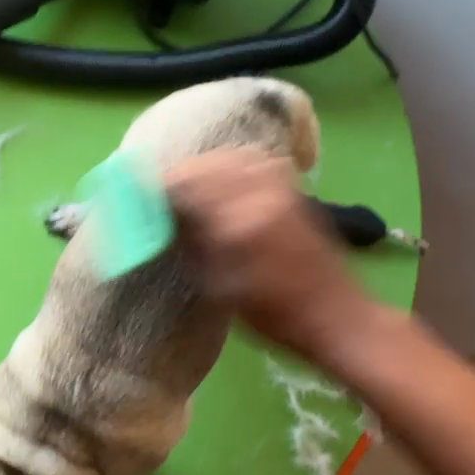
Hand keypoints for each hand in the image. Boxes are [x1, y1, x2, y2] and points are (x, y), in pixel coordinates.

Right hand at [162, 147, 387, 367]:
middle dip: (179, 174)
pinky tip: (225, 183)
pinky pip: (258, 162)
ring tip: (190, 187)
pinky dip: (234, 165)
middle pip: (208, 165)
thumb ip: (191, 245)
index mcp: (236, 223)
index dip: (157, 186)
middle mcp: (260, 196)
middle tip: (159, 192)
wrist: (336, 317)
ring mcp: (282, 190)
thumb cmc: (272, 316)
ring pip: (233, 157)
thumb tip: (165, 219)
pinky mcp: (295, 192)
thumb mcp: (218, 288)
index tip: (138, 194)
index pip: (185, 186)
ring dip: (206, 167)